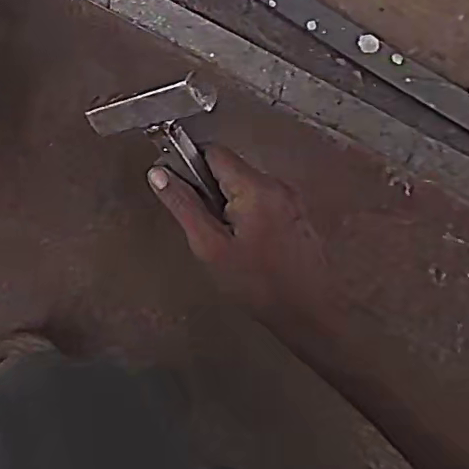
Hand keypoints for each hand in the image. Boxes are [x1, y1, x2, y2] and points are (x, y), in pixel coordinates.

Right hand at [148, 145, 332, 319]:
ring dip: (226, 201)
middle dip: (208, 188)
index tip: (178, 189)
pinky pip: (260, 199)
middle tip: (203, 224)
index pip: (213, 151)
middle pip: (229, 167)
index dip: (189, 164)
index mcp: (256, 187)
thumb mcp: (209, 247)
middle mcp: (277, 185)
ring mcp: (290, 199)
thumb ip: (183, 205)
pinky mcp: (296, 214)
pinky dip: (245, 211)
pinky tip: (245, 243)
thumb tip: (158, 173)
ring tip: (224, 238)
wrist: (310, 316)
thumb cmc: (258, 284)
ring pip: (243, 184)